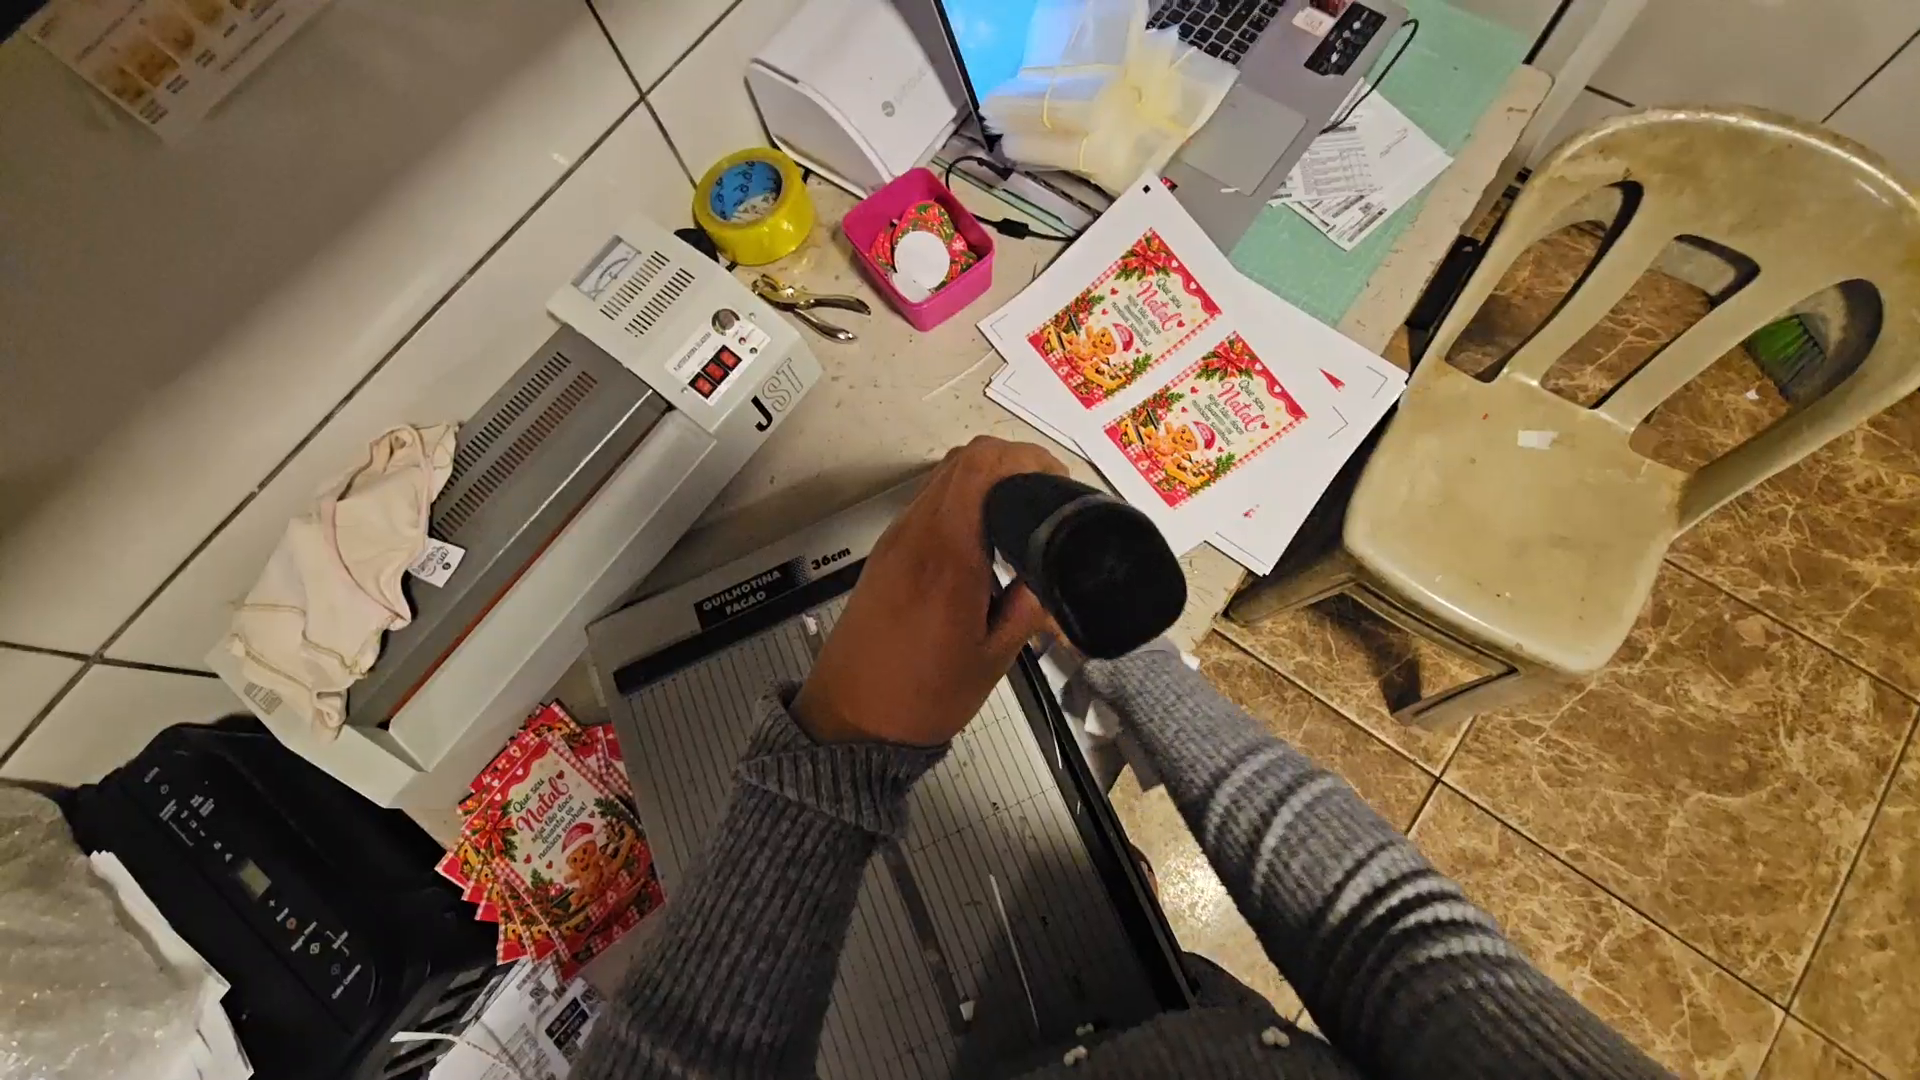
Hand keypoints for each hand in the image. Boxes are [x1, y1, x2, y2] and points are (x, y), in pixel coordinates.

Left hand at [792, 436, 1066, 746]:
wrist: (850, 720)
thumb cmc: (919, 697)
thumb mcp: (993, 659)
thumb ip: (1028, 608)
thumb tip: (1050, 575)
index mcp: (947, 555)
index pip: (980, 467)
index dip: (1024, 458)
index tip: (1054, 480)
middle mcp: (915, 535)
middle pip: (962, 461)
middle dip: (1011, 465)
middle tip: (1044, 495)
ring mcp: (895, 541)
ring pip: (943, 480)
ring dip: (985, 482)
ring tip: (1020, 516)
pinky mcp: (886, 555)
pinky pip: (928, 506)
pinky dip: (962, 504)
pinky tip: (986, 540)